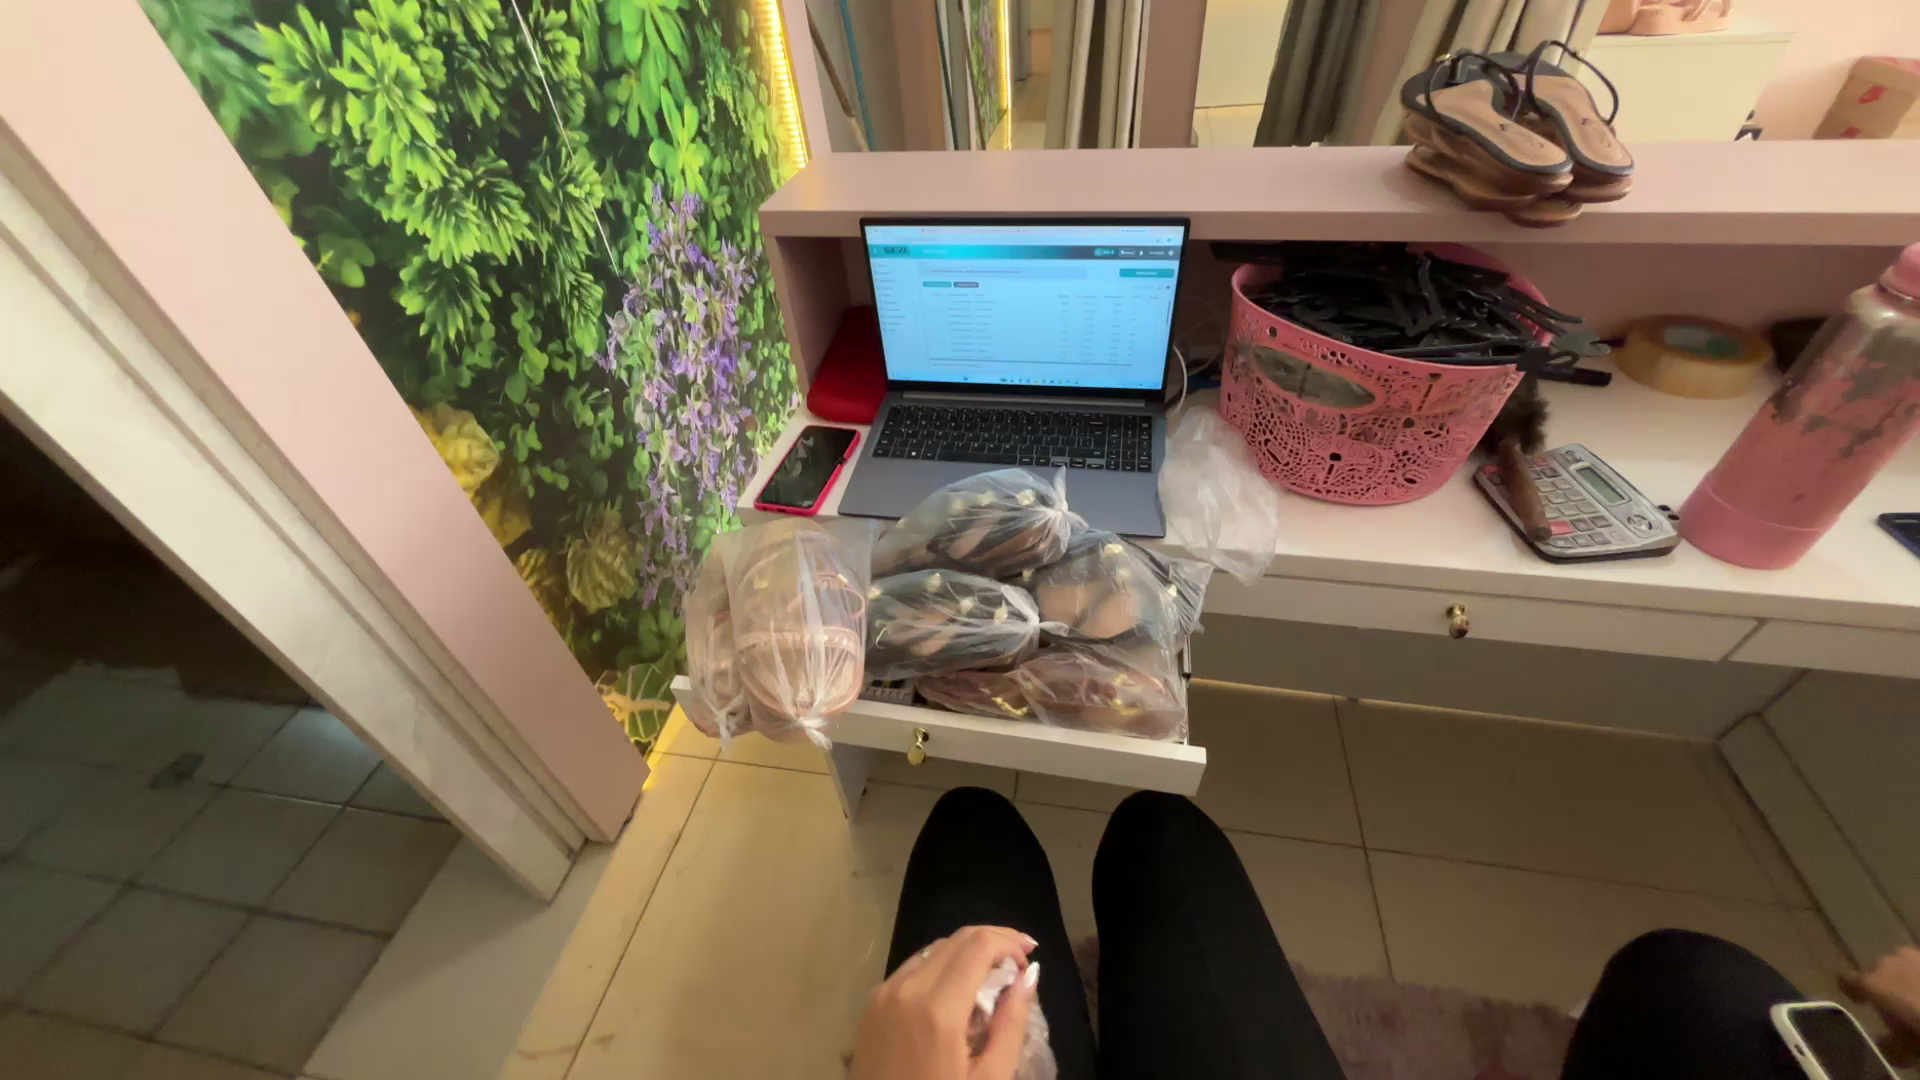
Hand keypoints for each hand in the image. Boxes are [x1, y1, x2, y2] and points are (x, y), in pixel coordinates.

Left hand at [850, 926, 1040, 1079]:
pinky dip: (940, 967)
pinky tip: (956, 991)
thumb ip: (1011, 1024)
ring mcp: (884, 993)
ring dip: (966, 952)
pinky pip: (912, 968)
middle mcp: (906, 988)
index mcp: (937, 1008)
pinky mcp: (871, 1003)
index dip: (1009, 942)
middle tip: (1019, 960)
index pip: (978, 945)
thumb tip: (1029, 976)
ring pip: (933, 949)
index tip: (1029, 961)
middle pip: (956, 939)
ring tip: (992, 976)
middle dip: (992, 941)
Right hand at [1841, 945, 1919, 1065]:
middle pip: (1880, 972)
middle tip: (1903, 1005)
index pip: (1847, 980)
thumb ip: (1893, 1046)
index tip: (1859, 1002)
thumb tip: (1882, 1047)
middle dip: (1889, 986)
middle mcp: (1887, 963)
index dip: (1853, 991)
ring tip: (1919, 996)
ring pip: (1907, 966)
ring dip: (1911, 979)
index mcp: (1873, 982)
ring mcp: (1916, 958)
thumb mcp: (1912, 1048)